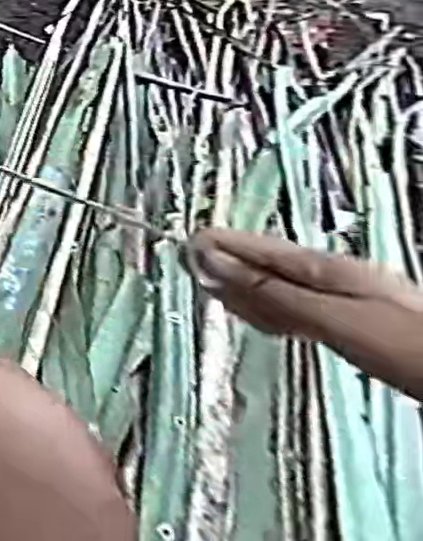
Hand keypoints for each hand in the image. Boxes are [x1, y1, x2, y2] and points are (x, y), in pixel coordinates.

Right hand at [191, 228, 422, 398]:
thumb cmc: (414, 350)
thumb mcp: (334, 320)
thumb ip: (266, 288)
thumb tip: (202, 255)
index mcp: (318, 263)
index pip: (236, 240)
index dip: (206, 252)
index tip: (189, 274)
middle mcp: (326, 272)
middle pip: (250, 261)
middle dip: (228, 280)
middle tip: (232, 307)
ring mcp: (340, 295)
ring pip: (267, 285)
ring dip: (251, 300)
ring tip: (258, 322)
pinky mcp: (349, 318)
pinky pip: (290, 304)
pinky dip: (275, 315)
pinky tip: (281, 329)